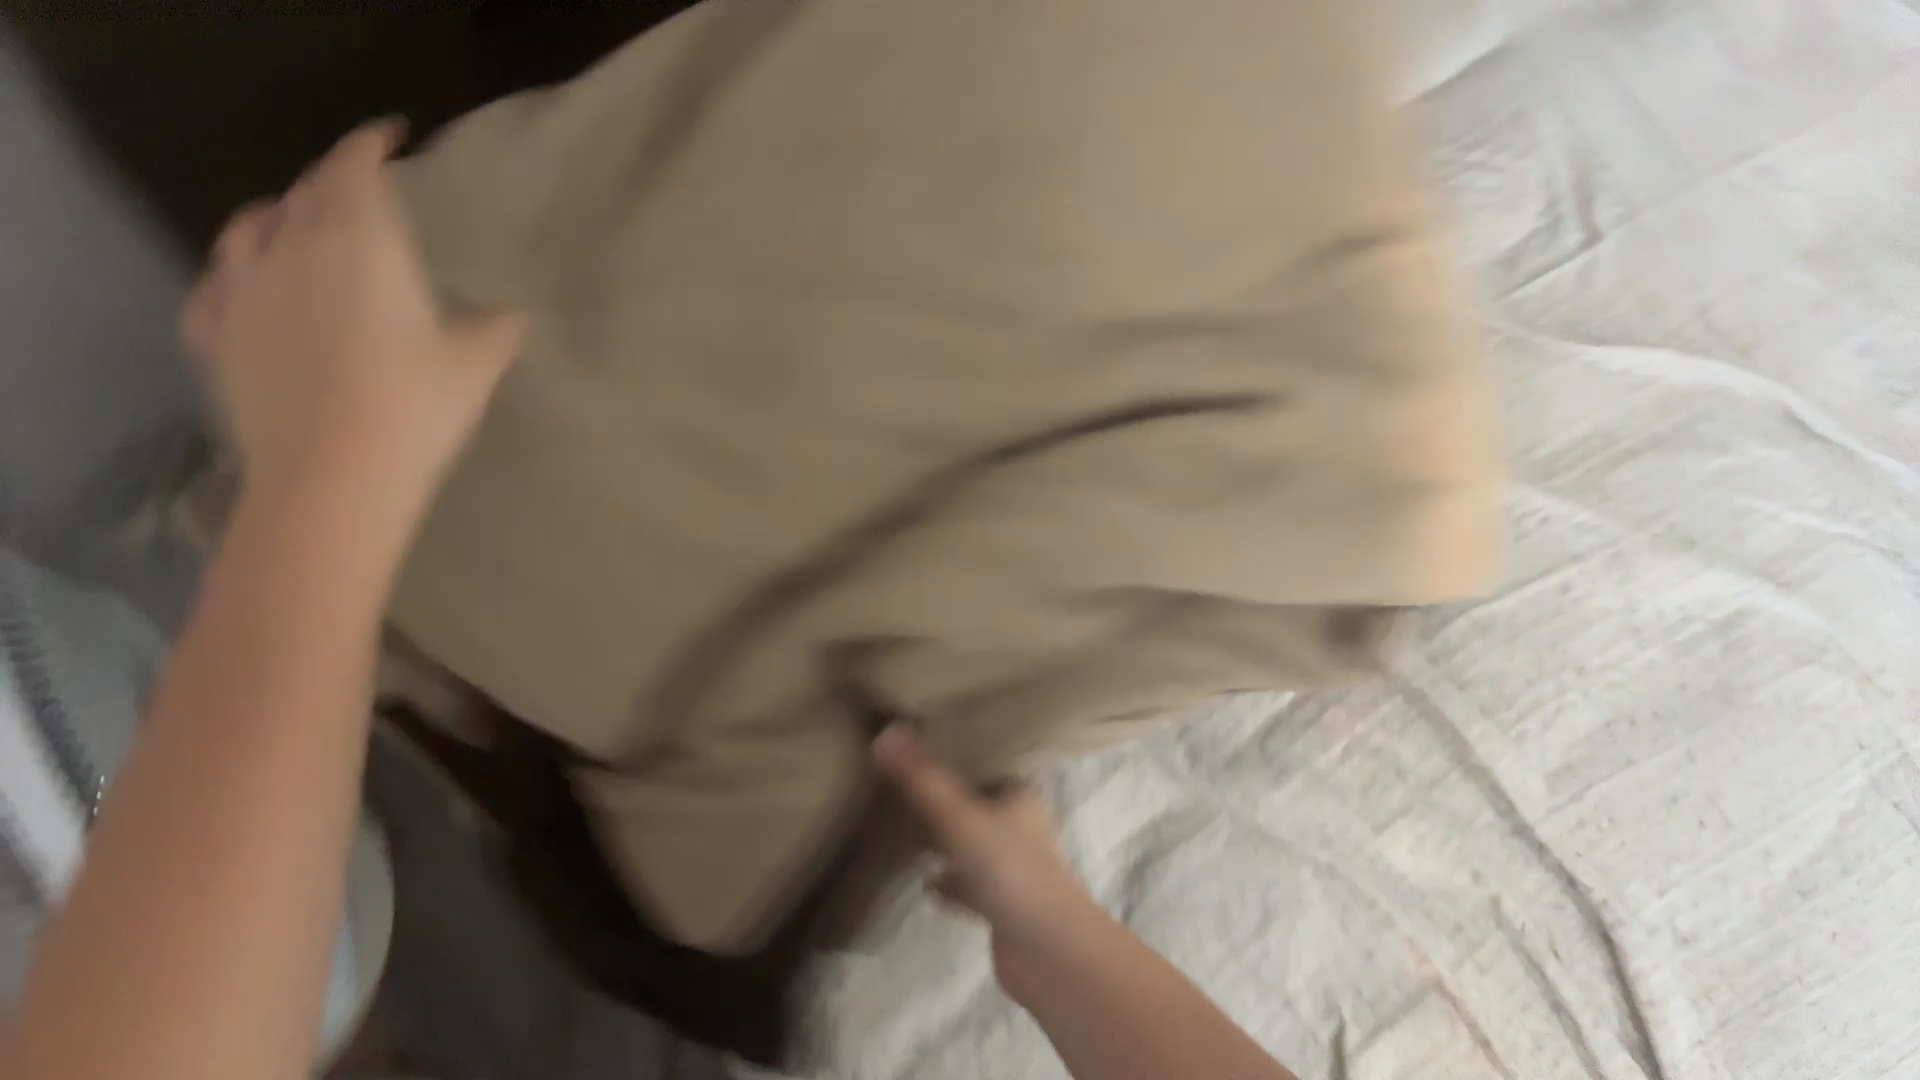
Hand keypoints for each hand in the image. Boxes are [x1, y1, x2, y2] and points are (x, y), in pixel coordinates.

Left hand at [180, 119, 524, 509]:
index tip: (392, 136)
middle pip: (304, 193)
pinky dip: (235, 279)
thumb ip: (497, 329)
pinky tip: (248, 293)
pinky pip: (216, 290)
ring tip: (296, 228)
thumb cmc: (417, 406)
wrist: (334, 475)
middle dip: (332, 181)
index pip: (356, 168)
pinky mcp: (218, 337)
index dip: (372, 144)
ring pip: (248, 230)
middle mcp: (292, 249)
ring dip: (275, 219)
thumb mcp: (478, 365)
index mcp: (360, 242)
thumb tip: (513, 317)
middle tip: (360, 190)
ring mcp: (244, 291)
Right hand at [872, 726, 1103, 989]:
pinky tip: (925, 885)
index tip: (922, 751)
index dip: (959, 759)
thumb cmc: (1010, 869)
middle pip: (979, 808)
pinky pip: (970, 887)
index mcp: (1020, 798)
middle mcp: (1022, 829)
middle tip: (905, 790)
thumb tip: (886, 732)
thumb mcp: (960, 816)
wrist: (1047, 950)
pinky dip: (950, 884)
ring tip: (907, 833)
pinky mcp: (1004, 908)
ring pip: (974, 848)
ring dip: (948, 844)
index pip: (987, 768)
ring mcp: (1014, 870)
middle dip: (949, 802)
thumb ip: (923, 778)